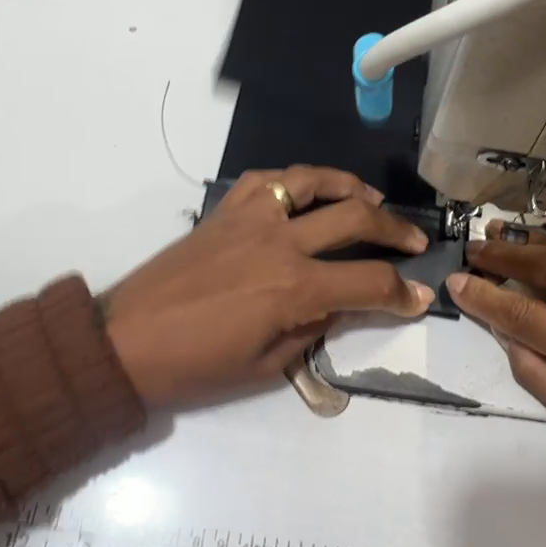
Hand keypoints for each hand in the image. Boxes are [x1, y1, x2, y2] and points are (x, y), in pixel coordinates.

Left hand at [103, 167, 435, 409]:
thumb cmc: (196, 366)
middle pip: (354, 219)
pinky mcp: (225, 210)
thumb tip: (344, 304)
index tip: (420, 298)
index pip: (369, 283)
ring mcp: (251, 218)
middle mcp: (280, 241)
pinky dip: (297, 180)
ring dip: (351, 187)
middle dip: (395, 230)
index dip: (402, 294)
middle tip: (413, 242)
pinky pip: (268, 180)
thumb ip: (314, 328)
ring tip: (371, 201)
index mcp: (294, 288)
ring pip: (313, 182)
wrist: (126, 342)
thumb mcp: (267, 366)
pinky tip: (309, 190)